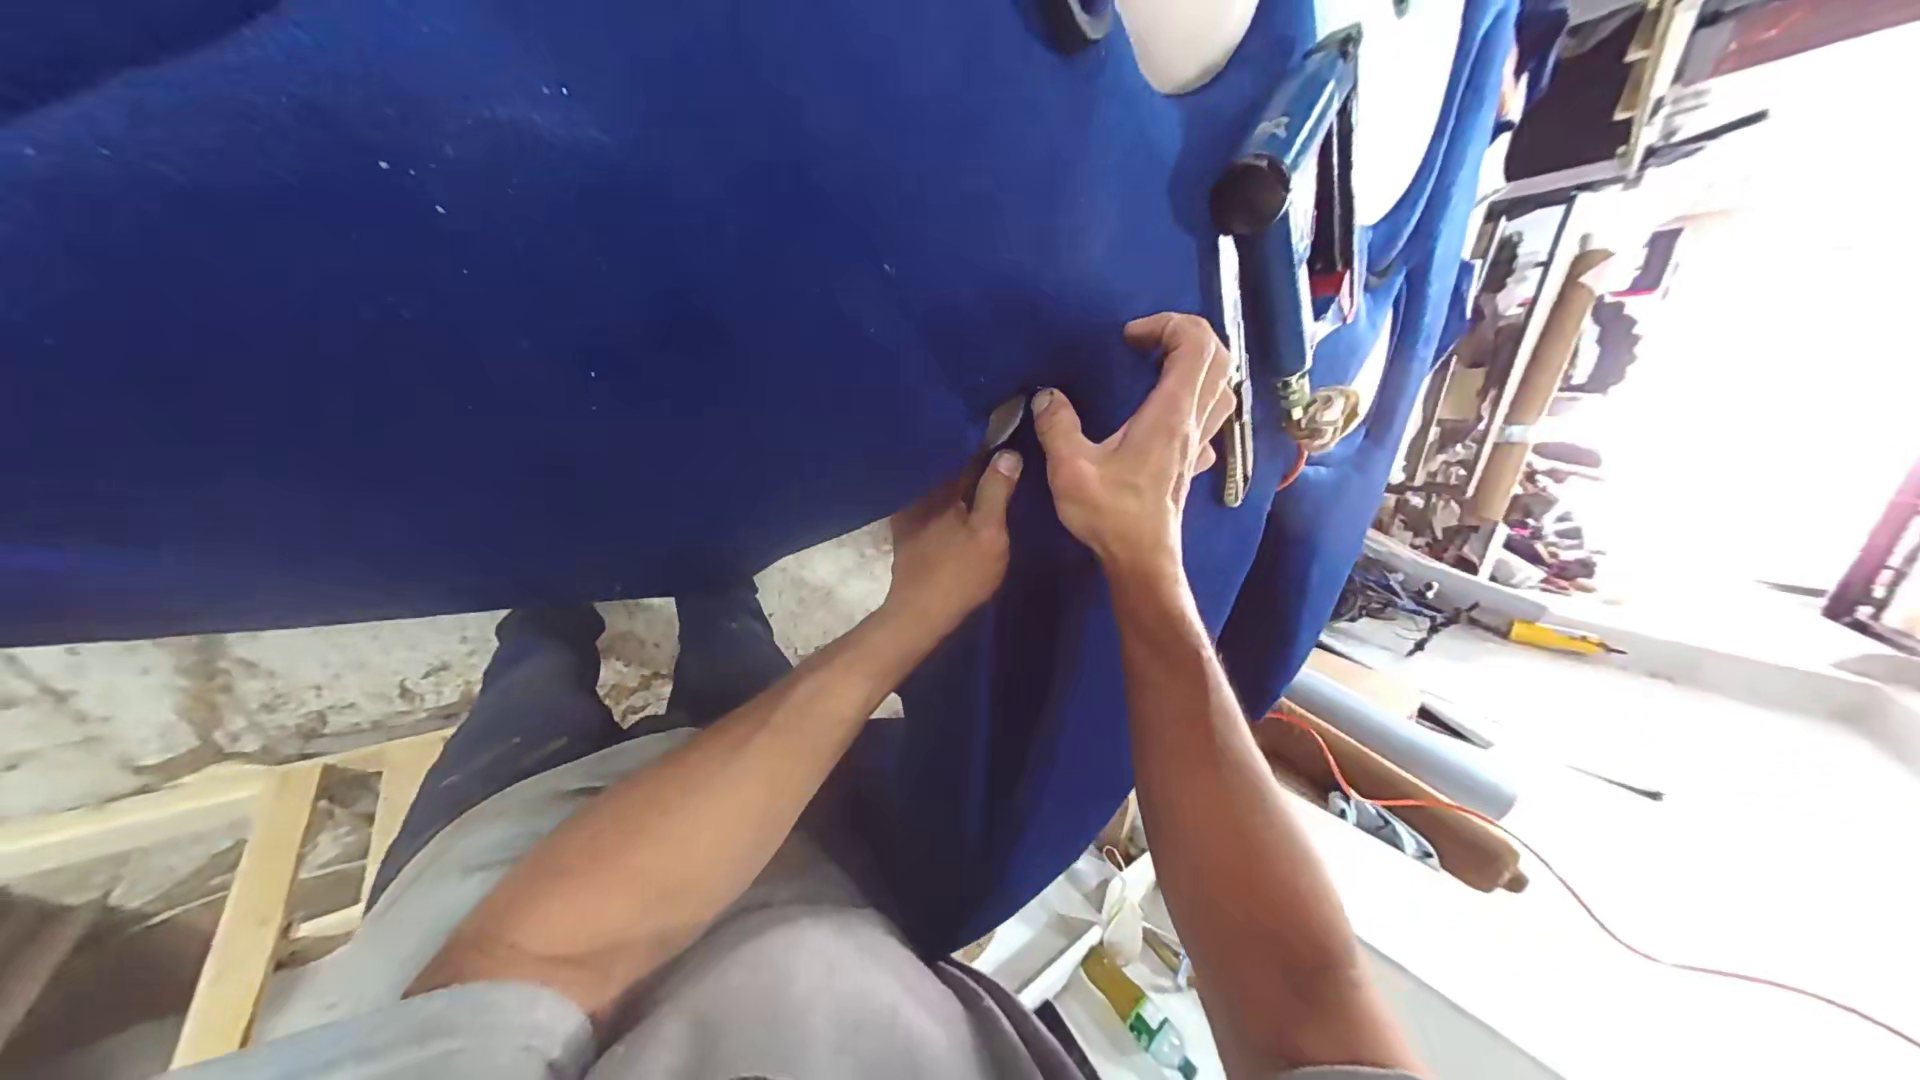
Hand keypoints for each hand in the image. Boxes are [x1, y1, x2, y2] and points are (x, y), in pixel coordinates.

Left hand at [881, 451, 1022, 637]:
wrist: (920, 614)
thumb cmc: (960, 573)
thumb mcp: (989, 531)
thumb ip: (996, 491)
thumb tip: (1008, 452)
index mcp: (942, 488)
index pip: (970, 457)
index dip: (992, 455)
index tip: (1012, 451)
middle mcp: (920, 494)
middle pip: (955, 475)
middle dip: (976, 472)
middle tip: (1005, 472)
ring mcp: (909, 515)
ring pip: (943, 494)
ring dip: (961, 493)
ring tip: (987, 494)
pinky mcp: (906, 536)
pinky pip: (933, 512)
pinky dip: (948, 510)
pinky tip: (962, 518)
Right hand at [1032, 313, 1234, 576]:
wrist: (1141, 558)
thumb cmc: (1111, 513)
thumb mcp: (1070, 468)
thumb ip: (1057, 426)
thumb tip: (1046, 397)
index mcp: (1170, 413)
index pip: (1195, 342)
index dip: (1165, 324)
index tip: (1127, 339)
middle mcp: (1193, 421)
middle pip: (1218, 356)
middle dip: (1184, 334)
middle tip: (1143, 343)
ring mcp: (1200, 443)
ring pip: (1221, 386)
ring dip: (1196, 365)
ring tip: (1157, 368)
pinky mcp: (1193, 462)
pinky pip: (1210, 417)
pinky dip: (1194, 400)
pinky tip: (1166, 413)